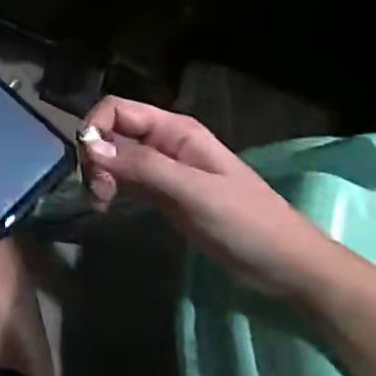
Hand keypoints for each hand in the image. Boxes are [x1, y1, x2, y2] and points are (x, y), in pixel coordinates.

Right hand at [80, 97, 351, 302]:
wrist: (286, 266)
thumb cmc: (246, 222)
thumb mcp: (193, 192)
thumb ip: (142, 166)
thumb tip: (89, 145)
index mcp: (174, 129)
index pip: (117, 109)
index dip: (95, 128)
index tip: (89, 163)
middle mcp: (163, 142)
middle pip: (111, 132)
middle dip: (95, 156)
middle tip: (98, 192)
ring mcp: (162, 168)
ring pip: (113, 156)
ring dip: (99, 174)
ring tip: (102, 203)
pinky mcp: (161, 193)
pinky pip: (124, 179)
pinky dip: (109, 188)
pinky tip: (108, 206)